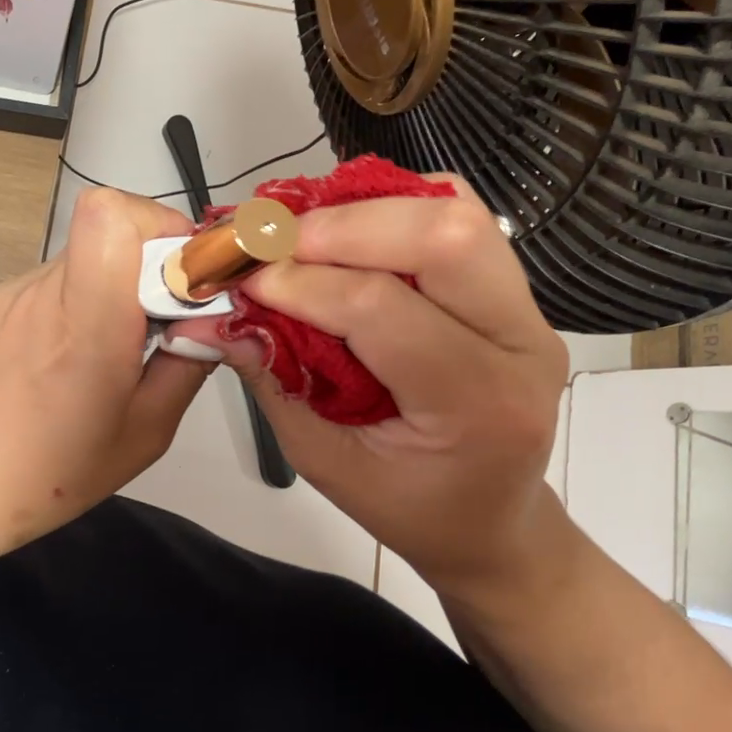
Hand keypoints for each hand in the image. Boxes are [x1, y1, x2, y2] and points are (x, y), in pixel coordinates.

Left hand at [0, 189, 215, 588]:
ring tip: (104, 358)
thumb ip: (185, 365)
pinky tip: (63, 364)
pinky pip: (49, 286)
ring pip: (81, 262)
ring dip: (109, 291)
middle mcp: (42, 291)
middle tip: (157, 328)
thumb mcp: (143, 432)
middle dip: (148, 268)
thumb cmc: (47, 474)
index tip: (181, 278)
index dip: (159, 227)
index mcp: (85, 320)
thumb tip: (210, 320)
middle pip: (107, 234)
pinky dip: (73, 307)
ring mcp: (11, 294)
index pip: (112, 213)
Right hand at [166, 177, 569, 591]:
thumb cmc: (409, 506)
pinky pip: (459, 216)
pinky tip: (343, 234)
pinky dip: (392, 208)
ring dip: (365, 209)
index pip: (379, 307)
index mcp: (474, 404)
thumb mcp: (324, 460)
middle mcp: (519, 344)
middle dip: (338, 226)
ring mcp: (528, 309)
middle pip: (443, 236)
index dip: (296, 283)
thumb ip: (269, 381)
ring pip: (456, 212)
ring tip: (300, 233)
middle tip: (269, 243)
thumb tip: (203, 320)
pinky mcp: (513, 290)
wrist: (493, 522)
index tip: (237, 281)